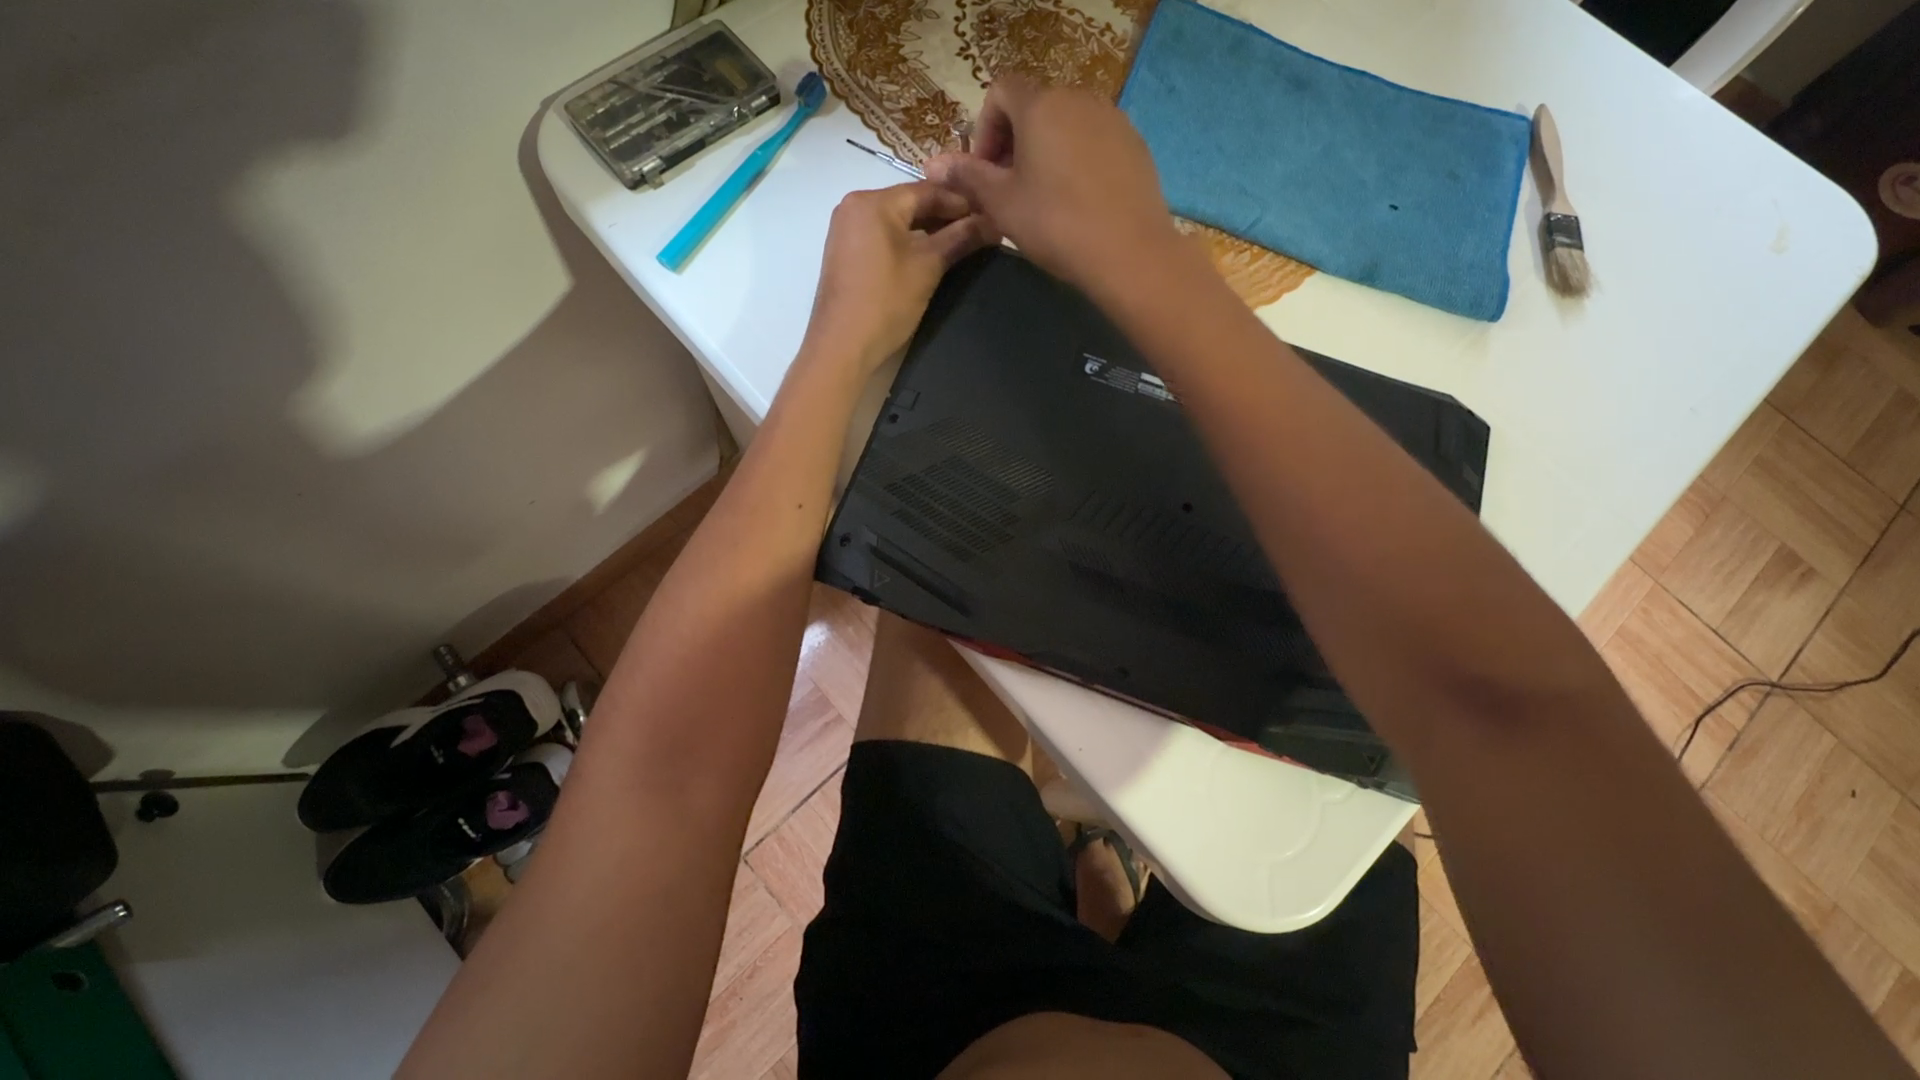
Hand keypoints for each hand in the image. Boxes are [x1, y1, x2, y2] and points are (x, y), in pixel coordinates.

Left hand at [804, 181, 996, 372]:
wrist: (841, 345)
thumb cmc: (886, 301)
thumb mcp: (929, 266)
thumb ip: (961, 238)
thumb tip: (993, 223)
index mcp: (874, 202)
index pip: (927, 190)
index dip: (961, 201)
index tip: (988, 214)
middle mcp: (854, 205)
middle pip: (909, 202)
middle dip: (944, 215)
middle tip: (978, 229)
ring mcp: (845, 228)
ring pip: (895, 220)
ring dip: (926, 229)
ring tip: (959, 242)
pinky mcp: (844, 250)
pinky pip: (881, 235)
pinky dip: (905, 240)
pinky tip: (928, 254)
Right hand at [925, 75, 1183, 295]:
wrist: (1129, 252)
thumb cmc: (1055, 224)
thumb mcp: (1001, 204)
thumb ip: (967, 177)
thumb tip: (933, 164)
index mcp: (1041, 105)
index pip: (1000, 92)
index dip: (984, 129)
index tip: (984, 172)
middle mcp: (1079, 99)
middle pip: (1035, 107)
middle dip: (1013, 142)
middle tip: (1008, 189)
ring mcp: (1112, 120)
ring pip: (1066, 125)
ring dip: (1045, 152)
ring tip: (1042, 198)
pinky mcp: (1135, 144)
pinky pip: (1094, 142)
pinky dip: (1077, 162)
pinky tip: (1077, 202)